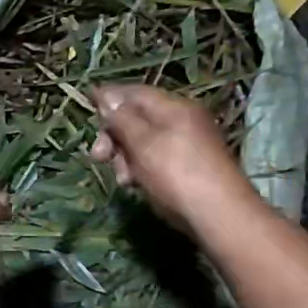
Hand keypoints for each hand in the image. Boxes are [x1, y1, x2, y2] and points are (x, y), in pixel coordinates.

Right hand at [89, 85, 259, 230]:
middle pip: (139, 119)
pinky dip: (143, 170)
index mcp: (174, 107)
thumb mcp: (142, 143)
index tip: (88, 101)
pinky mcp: (192, 169)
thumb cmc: (176, 174)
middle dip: (115, 136)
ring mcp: (190, 145)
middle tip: (99, 157)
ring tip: (124, 180)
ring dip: (127, 158)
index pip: (135, 92)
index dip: (110, 96)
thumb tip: (107, 96)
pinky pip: (158, 160)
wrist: (219, 215)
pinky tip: (138, 186)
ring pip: (146, 143)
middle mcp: (184, 121)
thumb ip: (122, 119)